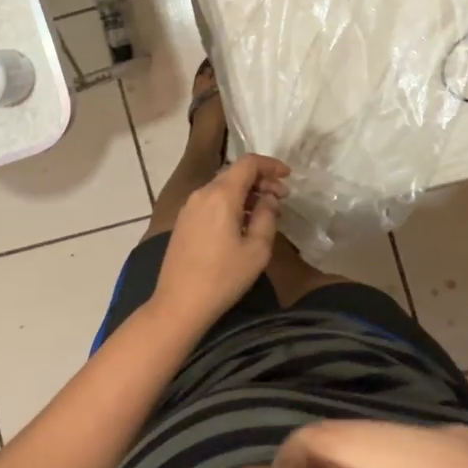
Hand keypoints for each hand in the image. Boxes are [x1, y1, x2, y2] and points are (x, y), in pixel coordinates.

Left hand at [152, 155, 290, 328]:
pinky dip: (231, 203)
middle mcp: (202, 193)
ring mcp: (189, 207)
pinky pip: (211, 201)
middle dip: (261, 181)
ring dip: (246, 193)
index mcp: (221, 194)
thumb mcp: (257, 249)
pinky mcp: (183, 221)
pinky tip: (242, 223)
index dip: (270, 165)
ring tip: (265, 213)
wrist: (179, 303)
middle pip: (235, 174)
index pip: (248, 163)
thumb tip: (269, 199)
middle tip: (281, 199)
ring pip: (222, 188)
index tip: (288, 177)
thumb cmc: (223, 277)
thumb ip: (267, 216)